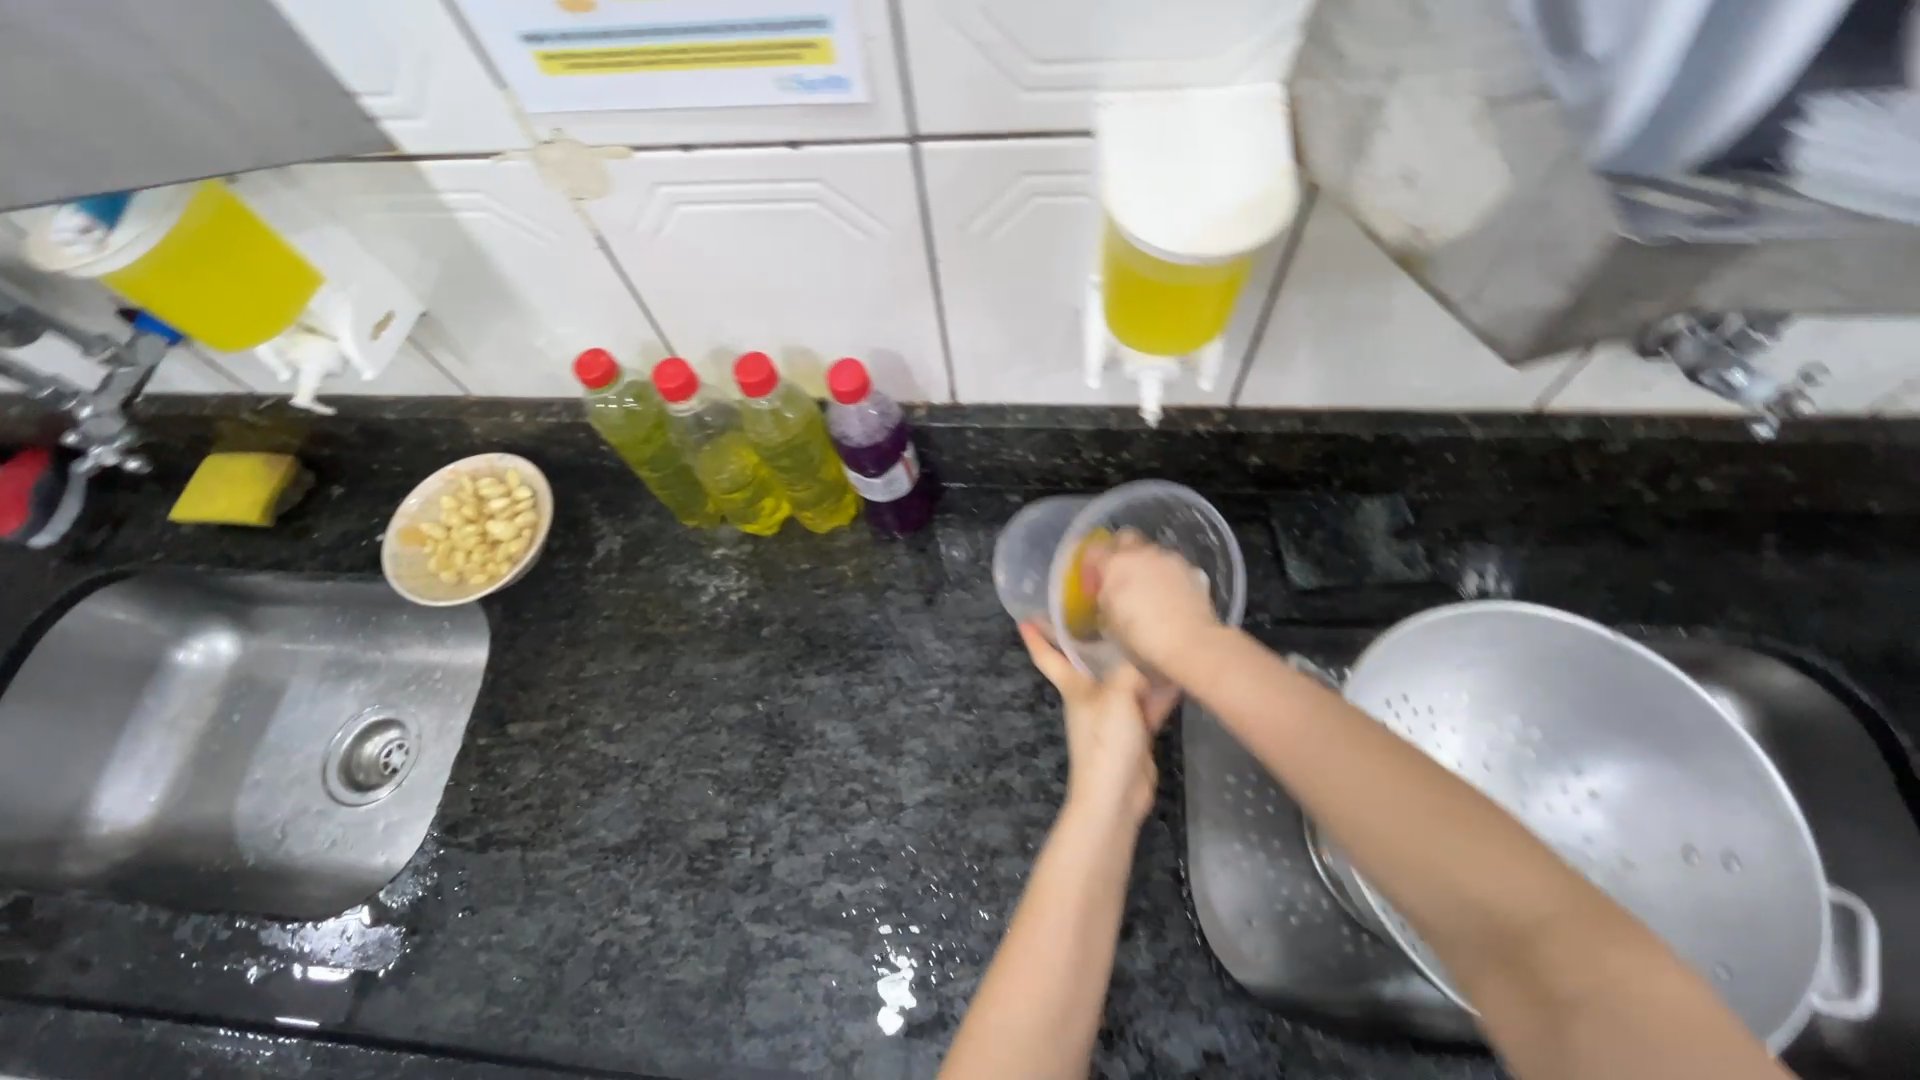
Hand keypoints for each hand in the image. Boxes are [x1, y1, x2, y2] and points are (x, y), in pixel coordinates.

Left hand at [1021, 622, 1178, 825]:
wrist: (1116, 794)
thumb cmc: (1105, 740)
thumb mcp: (1118, 695)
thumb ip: (1131, 670)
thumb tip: (1144, 665)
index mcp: (1073, 685)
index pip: (1047, 656)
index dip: (1036, 636)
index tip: (1025, 616)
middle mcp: (1091, 696)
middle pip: (1091, 662)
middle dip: (1097, 638)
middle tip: (1112, 607)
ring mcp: (1114, 714)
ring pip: (1125, 680)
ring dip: (1138, 663)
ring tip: (1155, 633)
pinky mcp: (1135, 731)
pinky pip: (1148, 702)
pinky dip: (1162, 691)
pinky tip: (1181, 673)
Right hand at [1078, 530, 1219, 670]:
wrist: (1189, 642)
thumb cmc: (1140, 637)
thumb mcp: (1109, 623)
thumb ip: (1104, 600)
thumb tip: (1106, 594)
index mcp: (1115, 565)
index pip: (1093, 551)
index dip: (1089, 564)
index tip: (1091, 581)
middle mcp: (1141, 554)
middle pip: (1125, 538)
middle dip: (1119, 551)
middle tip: (1118, 574)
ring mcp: (1169, 560)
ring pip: (1152, 552)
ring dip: (1146, 565)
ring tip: (1148, 589)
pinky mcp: (1191, 570)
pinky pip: (1172, 566)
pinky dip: (1167, 576)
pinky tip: (1170, 596)